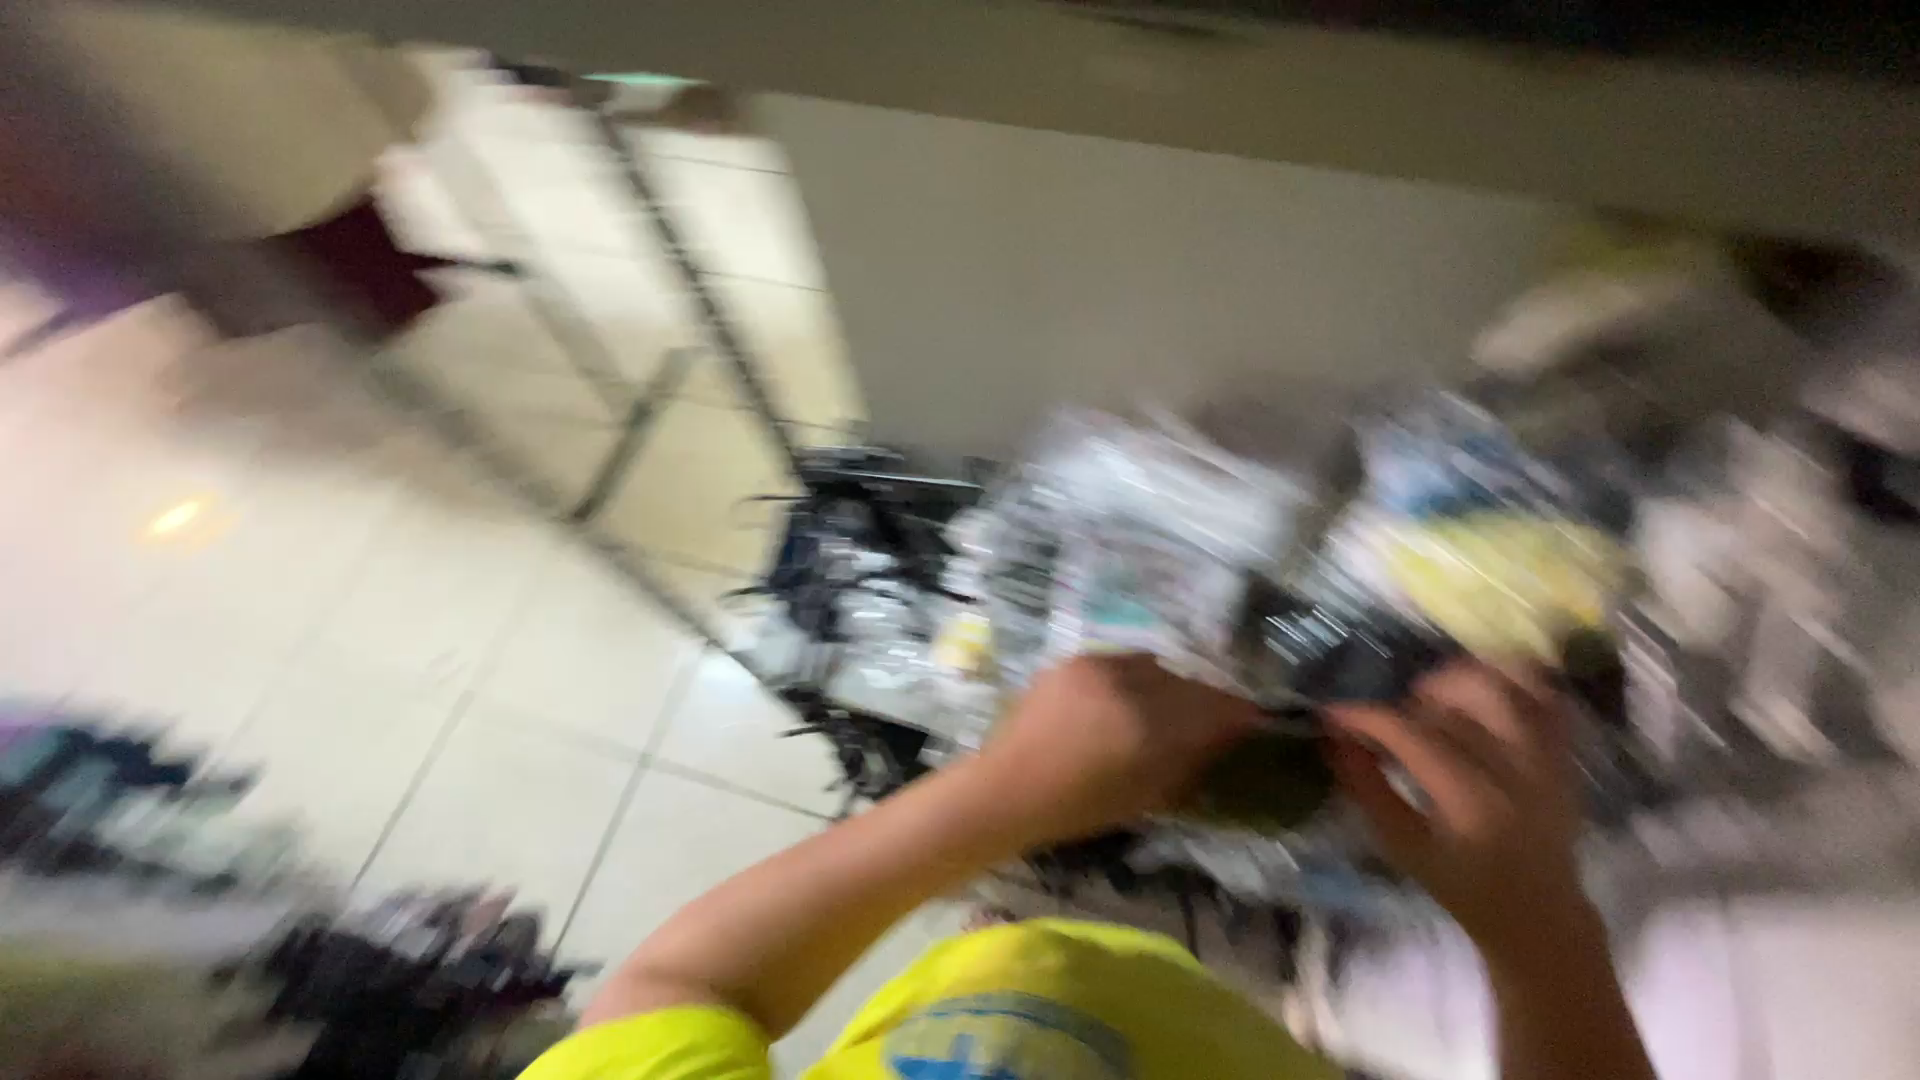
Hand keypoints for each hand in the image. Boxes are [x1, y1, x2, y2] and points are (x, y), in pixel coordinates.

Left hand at [971, 654, 1263, 843]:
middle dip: (1207, 700)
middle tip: (1212, 718)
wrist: (1008, 787)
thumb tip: (1223, 739)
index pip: (1214, 708)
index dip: (1240, 714)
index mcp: (1148, 728)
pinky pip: (1121, 661)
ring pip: (1156, 666)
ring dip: (1171, 684)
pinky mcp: (1073, 660)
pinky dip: (1136, 676)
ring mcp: (1097, 667)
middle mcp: (1127, 686)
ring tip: (1166, 707)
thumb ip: (1190, 762)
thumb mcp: (1147, 795)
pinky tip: (1128, 698)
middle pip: (1189, 682)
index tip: (1253, 721)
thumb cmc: (1078, 807)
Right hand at [1326, 662, 1591, 954]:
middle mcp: (1518, 772)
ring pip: (1513, 684)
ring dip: (1464, 680)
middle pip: (1472, 694)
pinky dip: (1511, 683)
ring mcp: (1550, 760)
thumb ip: (1365, 785)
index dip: (1366, 716)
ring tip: (1438, 700)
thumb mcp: (1399, 843)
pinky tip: (1479, 697)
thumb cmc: (1460, 884)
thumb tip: (1333, 736)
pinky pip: (1547, 698)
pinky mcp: (1566, 756)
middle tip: (1398, 711)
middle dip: (1421, 692)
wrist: (1538, 916)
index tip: (1333, 713)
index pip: (1413, 734)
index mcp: (1471, 802)